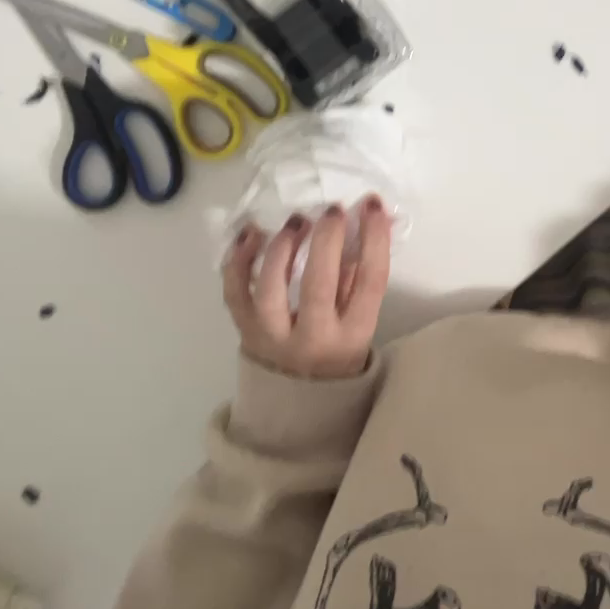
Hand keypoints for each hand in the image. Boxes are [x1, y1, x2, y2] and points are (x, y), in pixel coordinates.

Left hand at [222, 197, 392, 378]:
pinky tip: (253, 233)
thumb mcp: (360, 320)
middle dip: (326, 239)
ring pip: (270, 288)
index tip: (372, 206)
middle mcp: (312, 339)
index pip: (370, 282)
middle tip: (333, 210)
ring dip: (283, 247)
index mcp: (352, 336)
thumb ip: (361, 273)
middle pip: (318, 284)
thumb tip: (369, 219)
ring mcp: (272, 336)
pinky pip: (235, 292)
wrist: (296, 401)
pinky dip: (238, 259)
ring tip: (297, 220)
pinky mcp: (244, 330)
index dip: (375, 240)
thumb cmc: (337, 350)